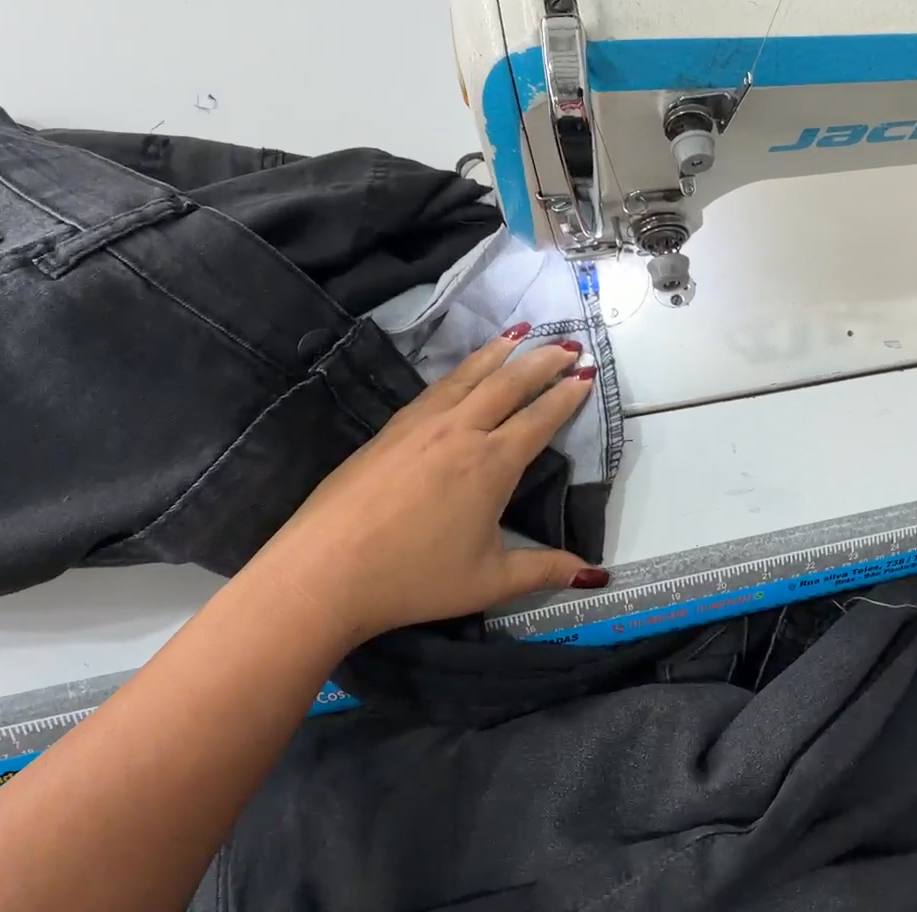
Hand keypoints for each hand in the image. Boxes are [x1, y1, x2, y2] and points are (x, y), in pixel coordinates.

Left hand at [252, 327, 605, 642]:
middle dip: (543, 361)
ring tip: (521, 334)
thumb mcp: (490, 581)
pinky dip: (461, 370)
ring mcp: (420, 426)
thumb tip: (595, 576)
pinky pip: (436, 388)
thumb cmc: (412, 579)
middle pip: (508, 383)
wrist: (322, 573)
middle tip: (569, 345)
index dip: (567, 395)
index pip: (539, 418)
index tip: (587, 373)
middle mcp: (459, 432)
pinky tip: (463, 372)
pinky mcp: (389, 430)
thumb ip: (545, 570)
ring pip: (468, 376)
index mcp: (491, 464)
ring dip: (500, 353)